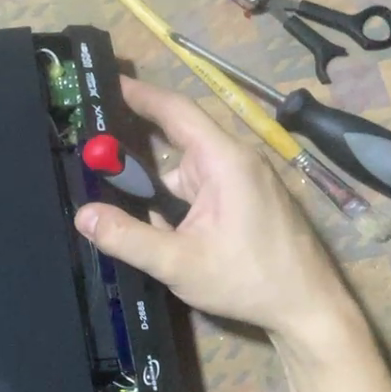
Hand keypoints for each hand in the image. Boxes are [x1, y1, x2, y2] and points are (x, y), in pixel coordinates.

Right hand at [75, 77, 355, 345]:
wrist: (307, 307)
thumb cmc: (248, 280)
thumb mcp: (178, 263)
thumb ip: (126, 237)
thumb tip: (83, 215)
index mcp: (224, 162)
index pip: (177, 111)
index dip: (141, 95)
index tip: (108, 84)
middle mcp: (234, 162)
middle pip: (174, 142)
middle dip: (135, 149)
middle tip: (91, 154)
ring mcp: (241, 182)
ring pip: (182, 172)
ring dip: (152, 186)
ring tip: (113, 197)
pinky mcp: (243, 202)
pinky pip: (196, 190)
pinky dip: (169, 201)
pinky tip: (152, 225)